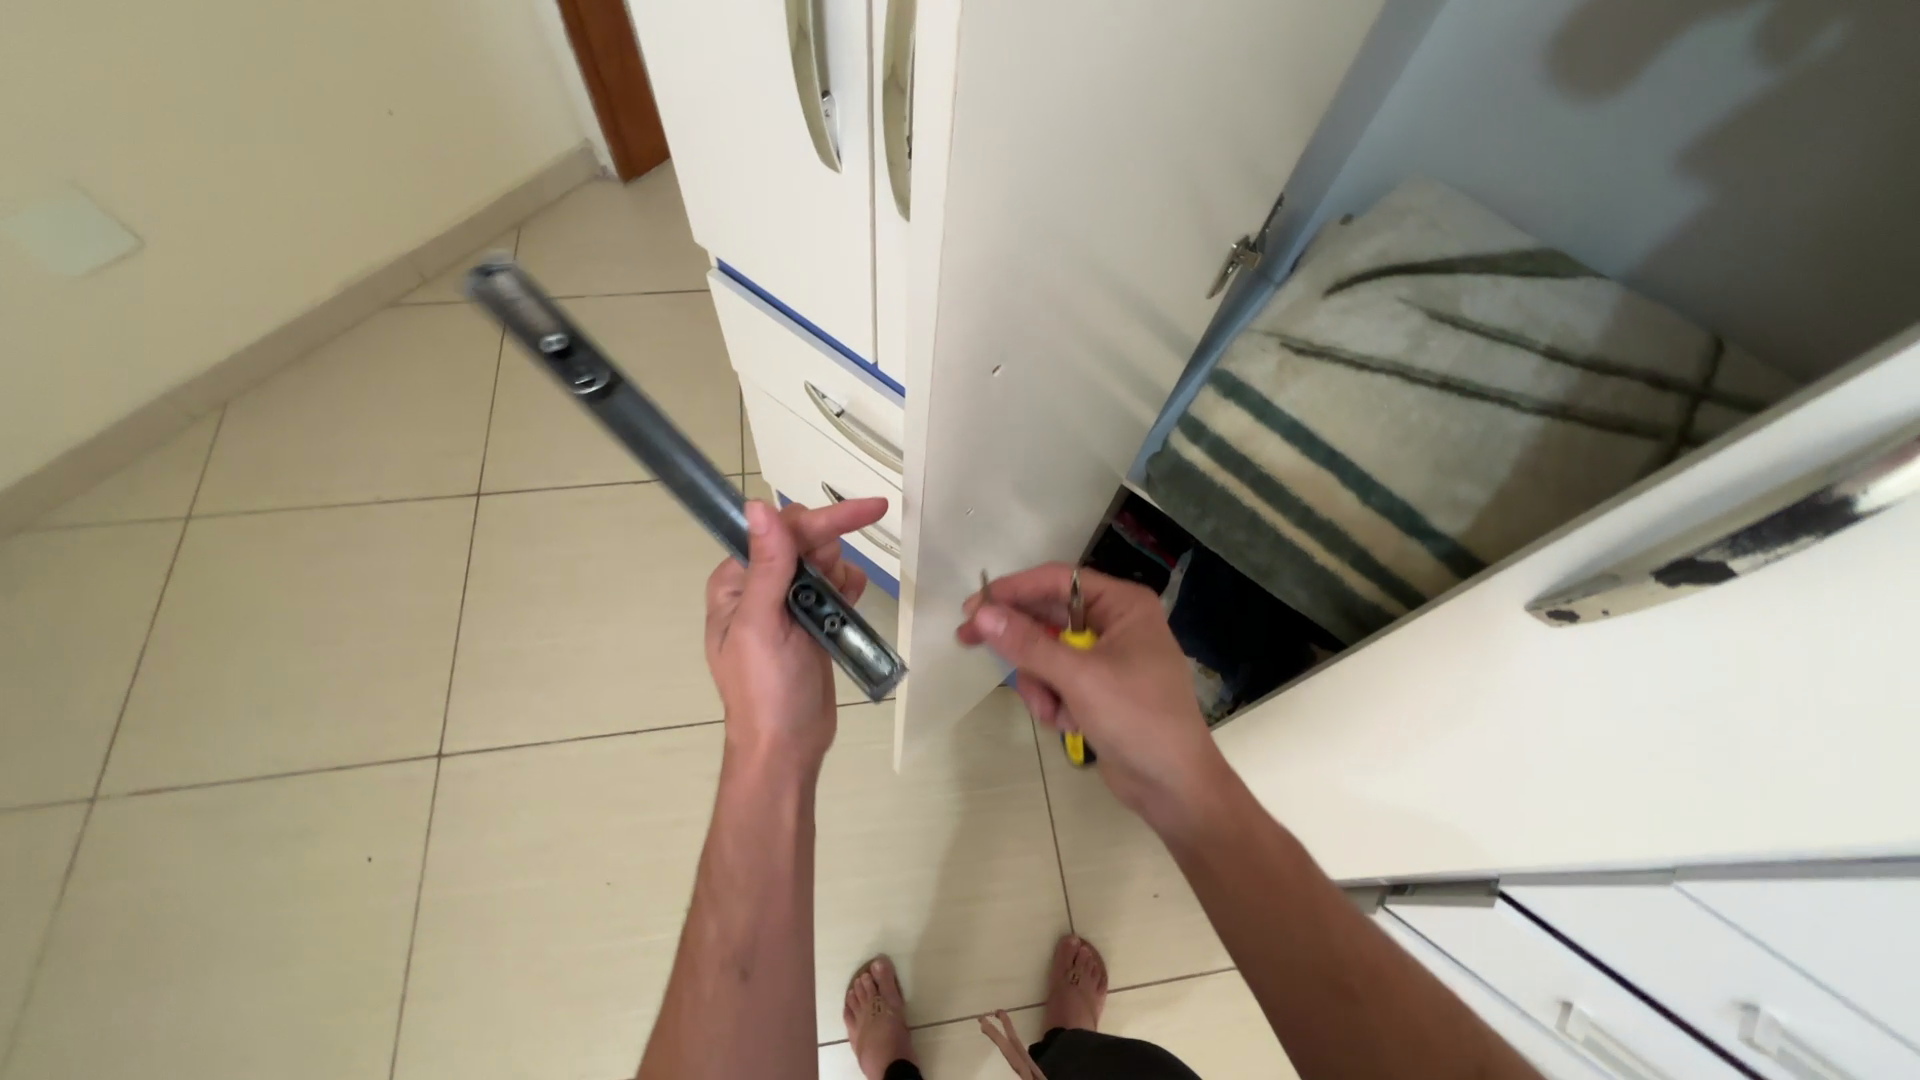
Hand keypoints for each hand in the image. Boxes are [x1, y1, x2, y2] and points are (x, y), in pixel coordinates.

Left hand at [705, 497, 886, 773]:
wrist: (786, 747)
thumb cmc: (764, 690)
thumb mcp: (760, 624)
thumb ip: (767, 565)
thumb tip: (758, 506)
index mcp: (735, 582)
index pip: (778, 532)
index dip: (819, 522)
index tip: (868, 511)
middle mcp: (758, 588)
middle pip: (802, 541)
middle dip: (829, 551)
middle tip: (836, 587)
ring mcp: (786, 605)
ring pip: (822, 562)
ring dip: (839, 572)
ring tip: (840, 603)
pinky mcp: (811, 623)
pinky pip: (835, 588)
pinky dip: (847, 588)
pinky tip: (850, 603)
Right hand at [956, 564, 1227, 827]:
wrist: (1174, 787)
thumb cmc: (1137, 719)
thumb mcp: (1079, 678)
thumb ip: (1028, 643)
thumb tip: (982, 613)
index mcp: (1122, 605)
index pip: (1057, 581)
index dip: (1012, 590)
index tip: (973, 606)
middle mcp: (1114, 623)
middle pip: (1047, 616)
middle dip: (1021, 644)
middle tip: (967, 640)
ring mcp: (1106, 657)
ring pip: (1045, 653)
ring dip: (1039, 683)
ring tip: (1051, 711)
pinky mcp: (1097, 689)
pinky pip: (1056, 680)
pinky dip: (1053, 701)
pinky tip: (1068, 724)